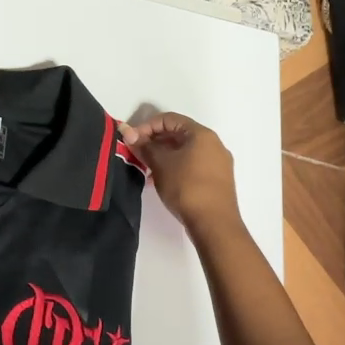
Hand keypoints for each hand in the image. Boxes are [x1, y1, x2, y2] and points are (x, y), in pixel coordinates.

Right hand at [121, 112, 240, 235]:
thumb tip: (125, 130)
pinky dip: (176, 166)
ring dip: (164, 156)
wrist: (215, 226)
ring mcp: (219, 164)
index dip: (147, 126)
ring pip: (185, 151)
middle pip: (178, 134)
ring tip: (147, 170)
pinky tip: (163, 181)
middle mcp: (214, 145)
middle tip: (138, 154)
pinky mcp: (219, 181)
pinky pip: (193, 164)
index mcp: (202, 134)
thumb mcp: (159, 163)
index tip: (133, 141)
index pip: (169, 119)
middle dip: (154, 142)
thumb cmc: (187, 187)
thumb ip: (142, 145)